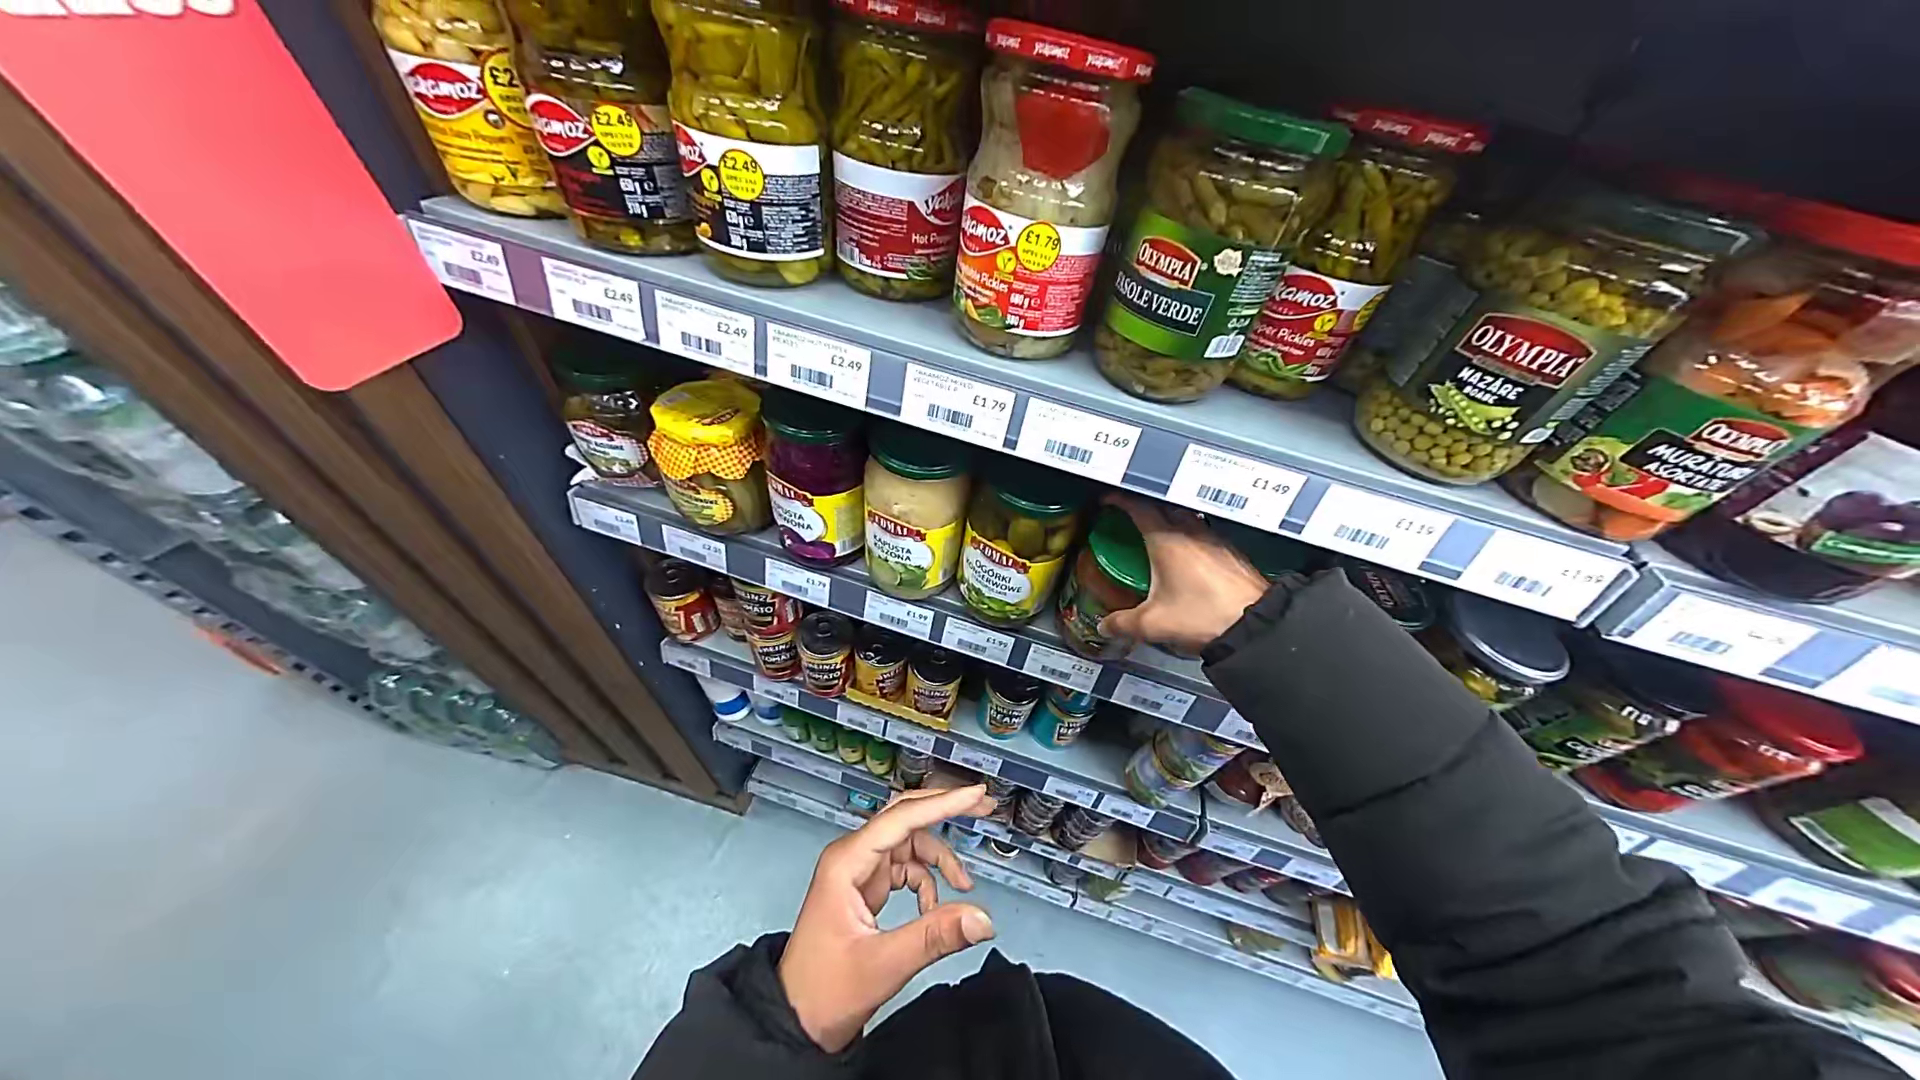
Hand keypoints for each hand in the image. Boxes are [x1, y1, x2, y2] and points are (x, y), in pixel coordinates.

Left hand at [778, 784, 997, 1052]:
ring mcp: (860, 871)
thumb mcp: (883, 966)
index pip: (902, 818)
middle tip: (982, 807)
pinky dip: (927, 883)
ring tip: (963, 886)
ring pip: (910, 844)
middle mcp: (853, 856)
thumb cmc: (824, 992)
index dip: (942, 804)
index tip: (976, 794)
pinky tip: (933, 910)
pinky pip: (906, 869)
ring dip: (940, 860)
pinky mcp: (867, 887)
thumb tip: (982, 918)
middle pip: (906, 817)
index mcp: (847, 861)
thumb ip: (934, 936)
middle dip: (944, 810)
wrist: (794, 1022)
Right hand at [1099, 493, 1270, 653]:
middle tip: (1130, 517)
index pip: (1139, 508)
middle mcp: (1191, 532)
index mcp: (1167, 541)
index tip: (1108, 500)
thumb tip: (1105, 626)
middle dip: (1145, 507)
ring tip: (1158, 535)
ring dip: (1170, 520)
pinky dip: (1190, 536)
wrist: (1255, 624)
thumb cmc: (1202, 616)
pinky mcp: (1231, 552)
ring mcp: (1215, 540)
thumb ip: (1123, 623)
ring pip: (1187, 518)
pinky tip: (1188, 556)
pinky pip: (1204, 533)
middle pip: (1163, 507)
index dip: (1121, 501)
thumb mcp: (1154, 624)